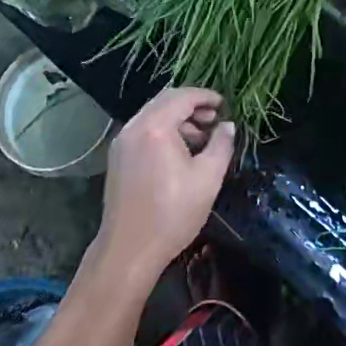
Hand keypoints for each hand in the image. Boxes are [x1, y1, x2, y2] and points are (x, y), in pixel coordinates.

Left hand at [97, 88, 235, 272]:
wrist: (129, 248)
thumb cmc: (172, 213)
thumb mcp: (207, 178)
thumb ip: (221, 145)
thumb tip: (227, 126)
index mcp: (155, 127)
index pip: (182, 96)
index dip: (206, 96)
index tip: (224, 105)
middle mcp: (134, 127)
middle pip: (164, 101)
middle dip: (192, 106)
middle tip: (215, 120)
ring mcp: (122, 142)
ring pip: (152, 116)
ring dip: (177, 119)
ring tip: (201, 138)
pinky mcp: (118, 157)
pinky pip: (143, 131)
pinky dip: (163, 131)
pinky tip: (179, 152)